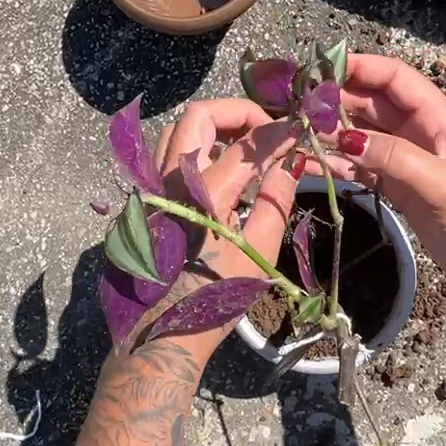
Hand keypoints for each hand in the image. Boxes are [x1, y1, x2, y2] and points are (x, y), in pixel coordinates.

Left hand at [150, 99, 300, 350]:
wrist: (159, 333)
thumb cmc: (213, 301)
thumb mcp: (257, 254)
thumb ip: (275, 201)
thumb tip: (291, 163)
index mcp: (202, 195)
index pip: (247, 143)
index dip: (279, 132)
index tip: (300, 130)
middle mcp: (169, 180)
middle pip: (199, 116)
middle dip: (238, 113)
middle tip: (267, 130)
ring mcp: (151, 188)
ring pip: (177, 131)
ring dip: (214, 127)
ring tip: (247, 147)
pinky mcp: (145, 200)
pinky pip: (169, 154)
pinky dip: (198, 148)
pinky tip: (222, 172)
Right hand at [322, 54, 445, 299]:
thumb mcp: (441, 185)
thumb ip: (394, 157)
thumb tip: (343, 137)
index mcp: (439, 119)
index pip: (395, 78)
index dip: (360, 67)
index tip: (320, 69)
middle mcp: (420, 132)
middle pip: (372, 103)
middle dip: (336, 99)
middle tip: (298, 107)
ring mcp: (407, 160)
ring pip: (362, 134)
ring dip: (332, 132)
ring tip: (298, 134)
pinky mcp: (398, 187)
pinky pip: (361, 166)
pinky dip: (337, 164)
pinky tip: (311, 165)